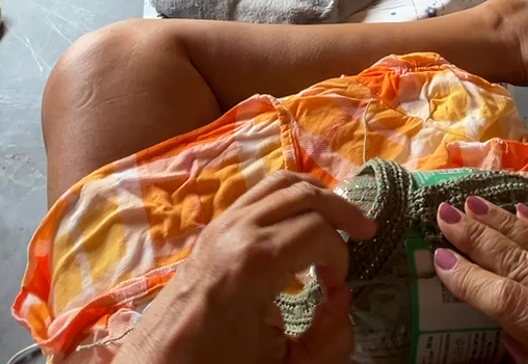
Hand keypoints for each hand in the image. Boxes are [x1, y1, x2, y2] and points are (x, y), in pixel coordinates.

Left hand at [117, 172, 376, 363]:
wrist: (161, 363)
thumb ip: (327, 342)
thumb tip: (343, 299)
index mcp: (253, 262)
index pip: (317, 231)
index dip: (340, 258)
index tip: (336, 292)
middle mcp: (237, 229)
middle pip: (304, 194)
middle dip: (341, 211)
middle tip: (366, 232)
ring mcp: (222, 221)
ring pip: (282, 182)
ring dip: (317, 195)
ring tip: (340, 218)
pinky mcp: (214, 224)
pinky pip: (259, 190)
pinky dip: (289, 194)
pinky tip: (302, 217)